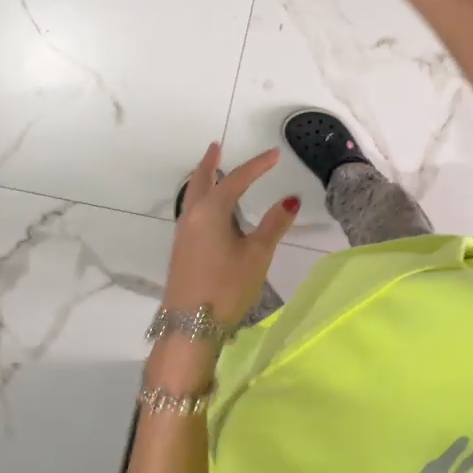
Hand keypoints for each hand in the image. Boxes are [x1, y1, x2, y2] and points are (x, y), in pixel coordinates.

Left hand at [163, 144, 297, 325]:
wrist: (189, 325)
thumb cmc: (227, 286)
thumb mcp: (257, 255)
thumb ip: (273, 224)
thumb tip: (290, 199)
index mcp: (211, 211)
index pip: (236, 179)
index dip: (257, 165)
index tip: (275, 154)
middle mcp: (193, 216)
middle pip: (200, 181)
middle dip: (210, 163)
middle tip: (216, 146)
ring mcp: (183, 233)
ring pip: (192, 196)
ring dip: (202, 180)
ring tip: (212, 172)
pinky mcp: (181, 250)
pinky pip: (190, 211)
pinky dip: (199, 198)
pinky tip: (208, 211)